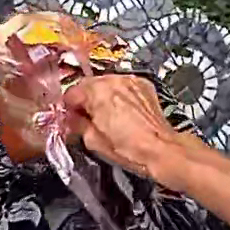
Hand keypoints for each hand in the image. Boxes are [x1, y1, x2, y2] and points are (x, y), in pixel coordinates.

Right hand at [63, 75, 195, 183]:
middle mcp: (114, 81)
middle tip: (86, 117)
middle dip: (85, 99)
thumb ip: (77, 125)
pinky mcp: (143, 84)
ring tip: (106, 115)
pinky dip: (119, 93)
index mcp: (98, 93)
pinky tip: (122, 110)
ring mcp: (130, 81)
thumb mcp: (94, 141)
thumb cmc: (130, 148)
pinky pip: (123, 84)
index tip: (70, 116)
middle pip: (89, 84)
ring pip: (106, 82)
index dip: (68, 106)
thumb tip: (71, 119)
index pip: (72, 92)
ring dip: (102, 95)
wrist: (160, 148)